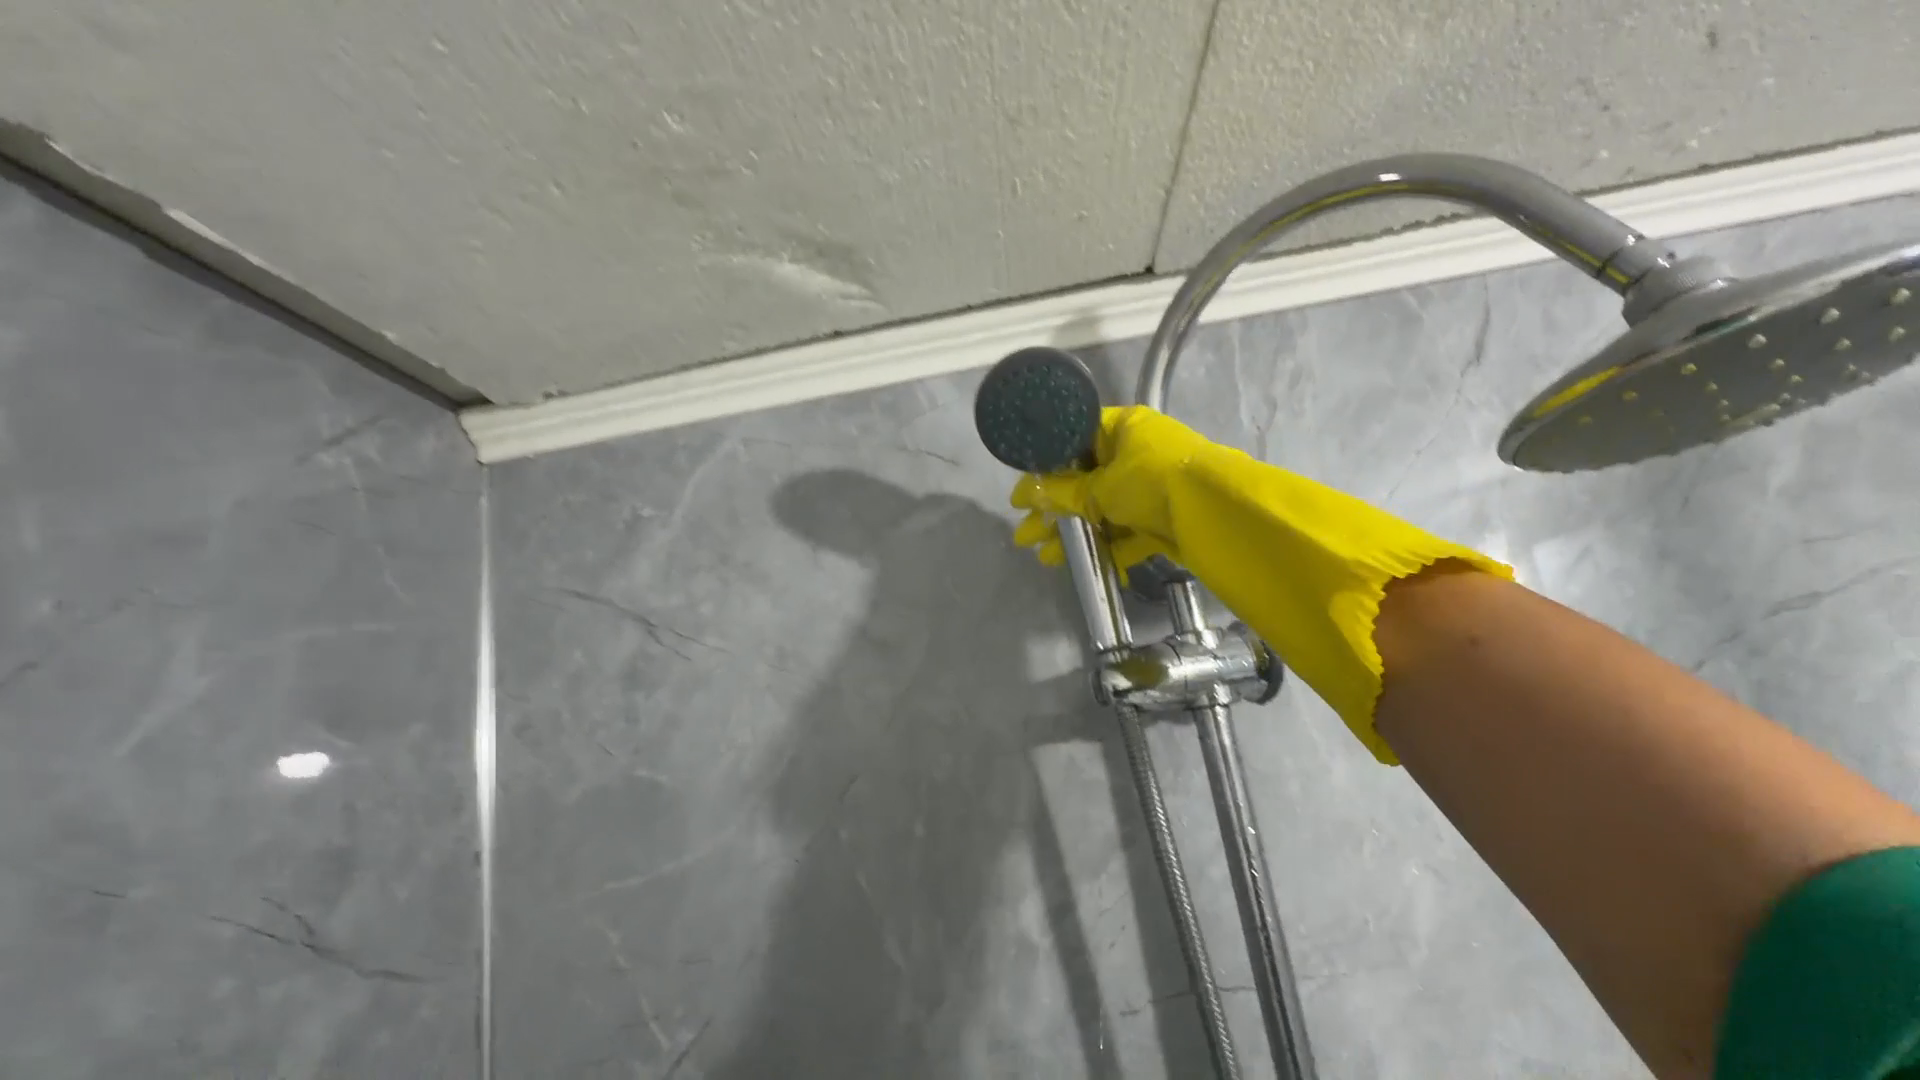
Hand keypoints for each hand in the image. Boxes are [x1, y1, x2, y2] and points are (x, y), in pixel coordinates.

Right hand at [1010, 406, 1204, 570]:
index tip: (1024, 491)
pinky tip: (1078, 565)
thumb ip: (1062, 493)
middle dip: (1054, 511)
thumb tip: (1025, 495)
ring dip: (1074, 534)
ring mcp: (1151, 490)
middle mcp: (1137, 454)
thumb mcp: (1100, 486)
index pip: (1075, 440)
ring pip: (1104, 512)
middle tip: (1025, 534)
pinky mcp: (1162, 522)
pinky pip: (1126, 534)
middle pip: (1086, 482)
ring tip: (1045, 558)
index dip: (1046, 466)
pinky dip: (1105, 549)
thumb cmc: (1151, 480)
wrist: (1215, 513)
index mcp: (1124, 428)